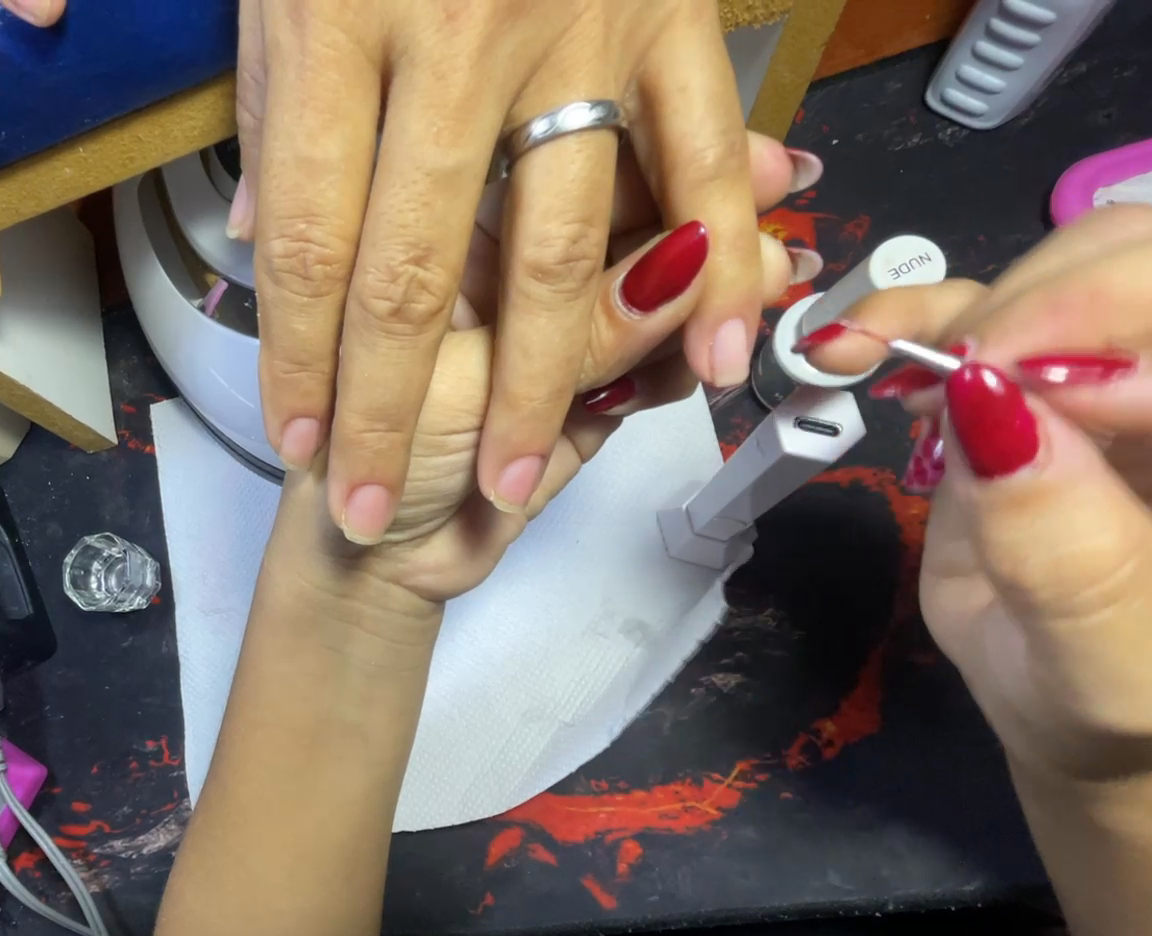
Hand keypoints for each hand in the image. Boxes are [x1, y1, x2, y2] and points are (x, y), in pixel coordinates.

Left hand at [240, 0, 784, 546]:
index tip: (298, 446)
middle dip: (388, 416)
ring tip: (505, 487)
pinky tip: (708, 368)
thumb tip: (270, 246)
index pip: (313, 243)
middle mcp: (457, 37)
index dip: (300, 361)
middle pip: (414, 279)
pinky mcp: (675, 13)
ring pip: (555, 254)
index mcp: (338, 21)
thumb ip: (273, 121)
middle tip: (366, 511)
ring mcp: (579, 29)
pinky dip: (713, 272)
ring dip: (532, 391)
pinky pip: (701, 163)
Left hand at [283, 155, 795, 605]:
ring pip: (645, 299)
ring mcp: (551, 336)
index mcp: (456, 242)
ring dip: (704, 294)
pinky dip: (682, 358)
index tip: (732, 156)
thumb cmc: (378, 458)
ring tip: (767, 282)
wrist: (383, 564)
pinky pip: (649, 366)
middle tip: (773, 210)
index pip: (561, 178)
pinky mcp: (584, 396)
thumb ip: (576, 336)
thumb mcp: (465, 385)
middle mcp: (510, 276)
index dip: (650, 165)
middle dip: (696, 225)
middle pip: (618, 230)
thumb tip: (687, 257)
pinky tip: (708, 355)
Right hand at [803, 205, 1151, 781]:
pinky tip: (856, 343)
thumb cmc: (1115, 703)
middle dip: (1081, 301)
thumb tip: (986, 415)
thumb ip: (1073, 563)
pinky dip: (916, 306)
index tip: (1035, 403)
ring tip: (898, 375)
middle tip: (963, 371)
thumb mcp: (1117, 671)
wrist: (1054, 690)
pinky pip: (996, 291)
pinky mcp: (1047, 364)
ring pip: (1107, 251)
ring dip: (989, 298)